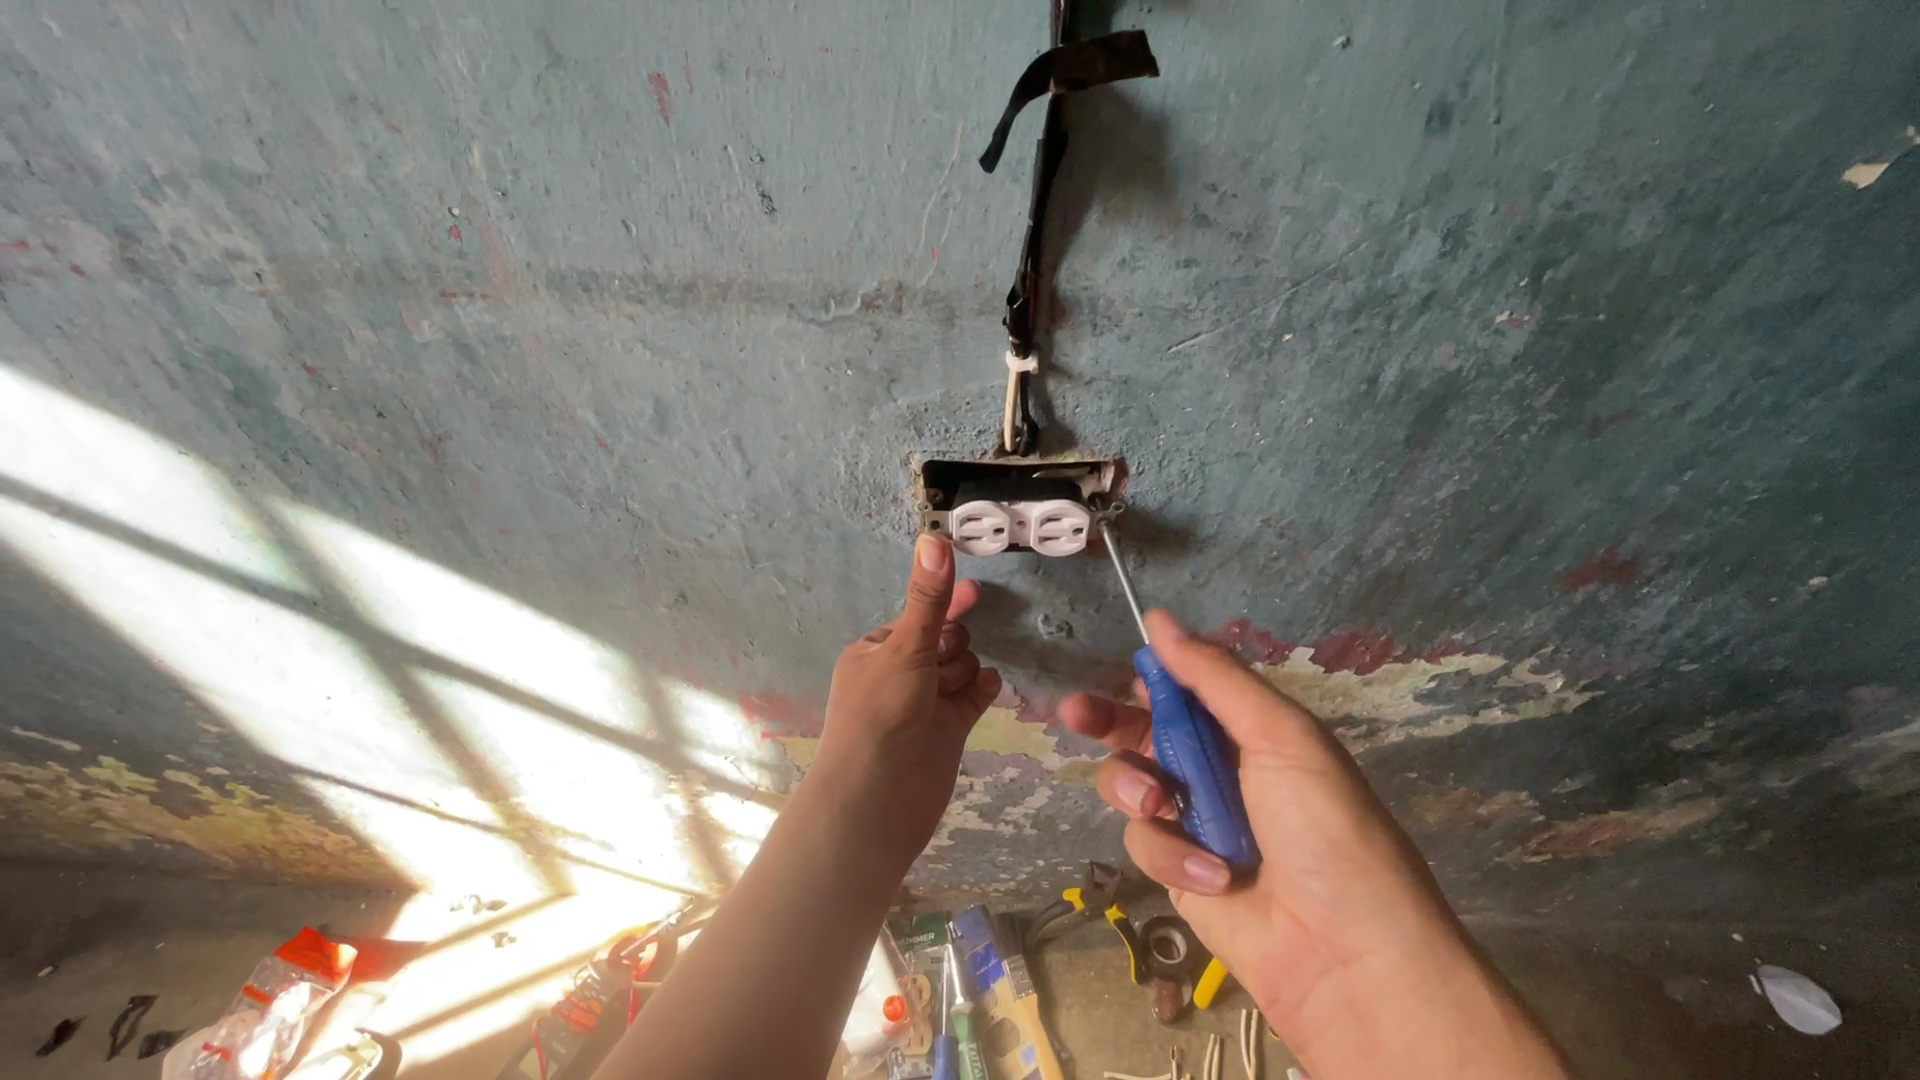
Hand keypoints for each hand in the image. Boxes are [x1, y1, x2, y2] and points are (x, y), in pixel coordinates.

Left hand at [811, 535, 1001, 863]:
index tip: (975, 593)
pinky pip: (973, 696)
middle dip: (951, 643)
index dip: (945, 602)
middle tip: (941, 662)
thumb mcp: (905, 648)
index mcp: (875, 651)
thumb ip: (928, 598)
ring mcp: (924, 703)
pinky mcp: (947, 730)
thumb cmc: (881, 715)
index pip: (917, 615)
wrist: (877, 800)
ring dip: (964, 670)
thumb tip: (934, 538)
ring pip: (961, 667)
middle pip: (943, 639)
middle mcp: (899, 674)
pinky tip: (985, 692)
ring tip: (952, 690)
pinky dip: (980, 690)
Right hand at [1062, 611, 1564, 1077]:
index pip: (1184, 688)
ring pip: (1129, 782)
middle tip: (1076, 713)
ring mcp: (1192, 819)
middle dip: (1105, 720)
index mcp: (1246, 729)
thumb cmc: (1323, 826)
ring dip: (1139, 789)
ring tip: (1161, 805)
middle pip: (1140, 730)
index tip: (1123, 671)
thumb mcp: (1280, 736)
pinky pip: (1145, 840)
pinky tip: (1212, 876)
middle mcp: (1214, 767)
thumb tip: (1157, 619)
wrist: (1344, 952)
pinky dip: (1173, 854)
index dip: (1151, 677)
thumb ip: (1215, 677)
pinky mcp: (1177, 869)